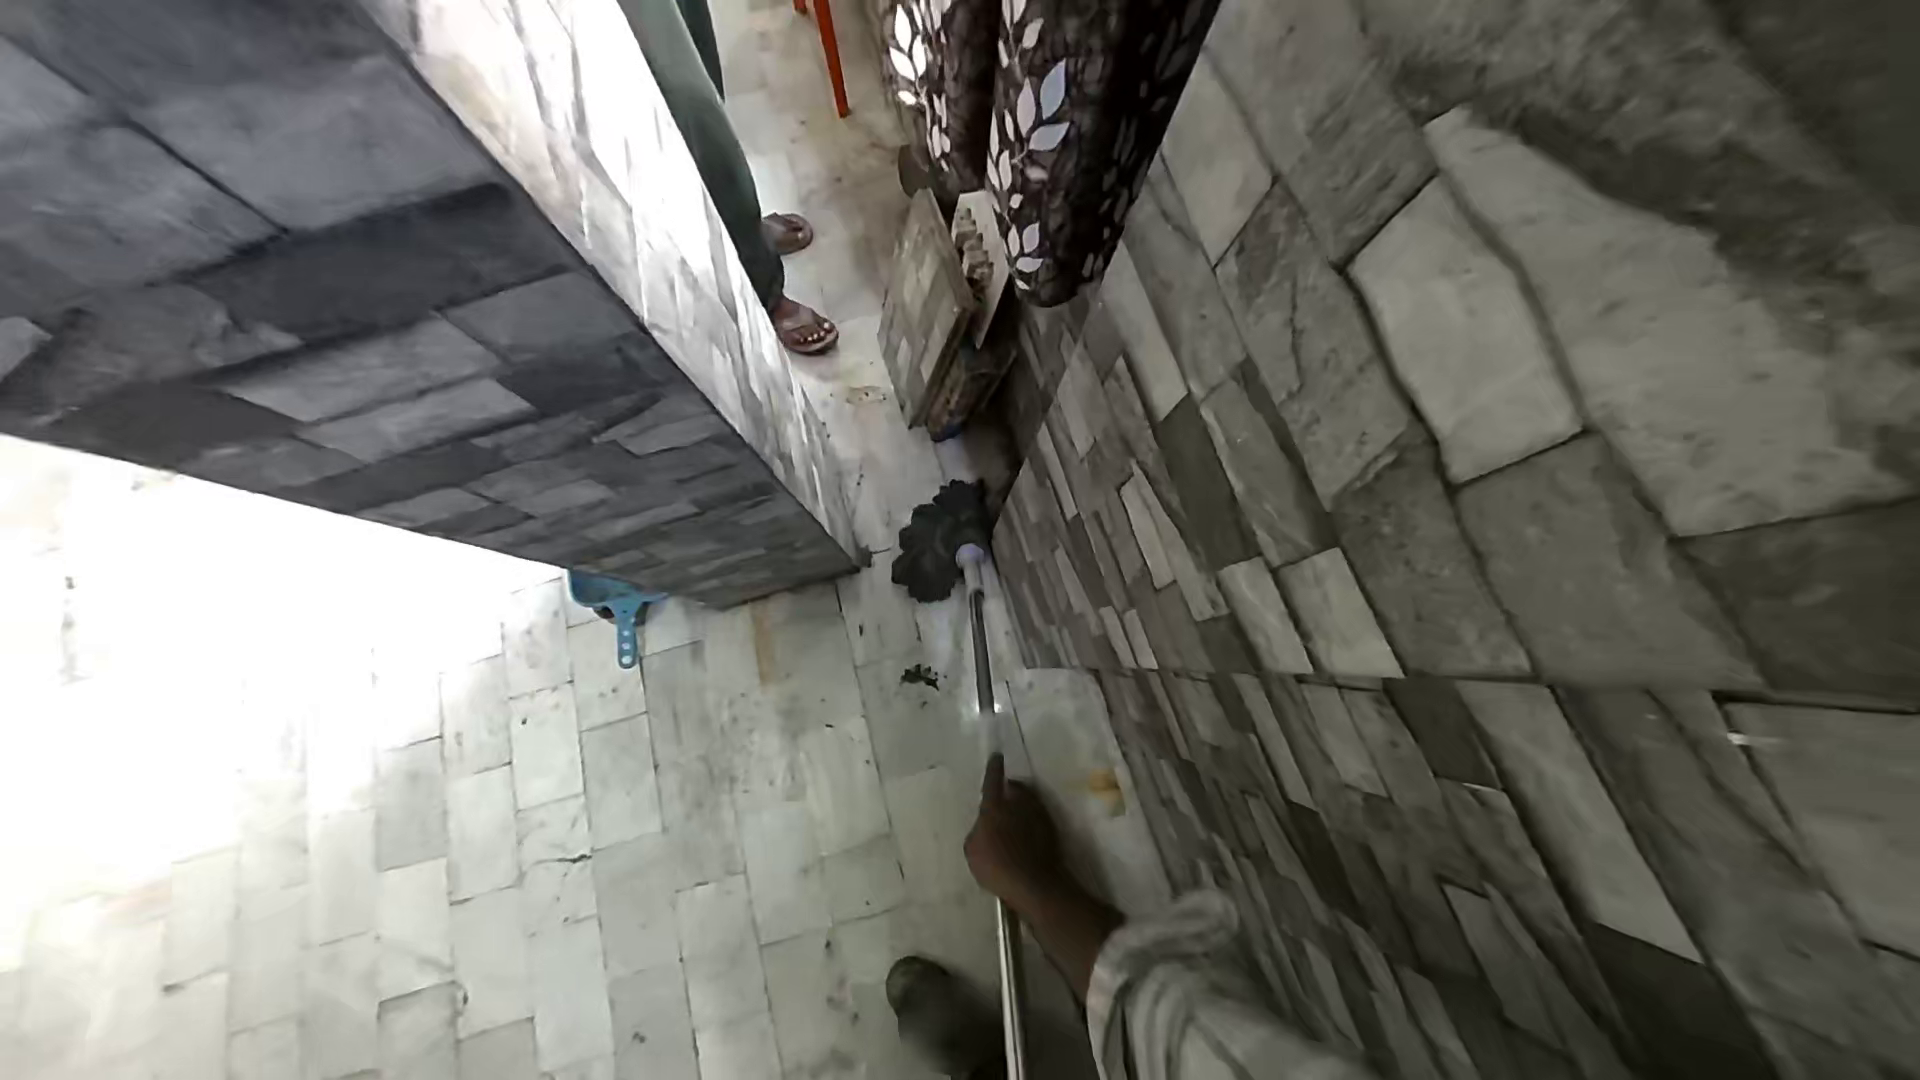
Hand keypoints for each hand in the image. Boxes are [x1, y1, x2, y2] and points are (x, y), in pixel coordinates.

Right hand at [965, 753, 1067, 911]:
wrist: (1034, 884)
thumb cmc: (997, 866)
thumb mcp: (972, 850)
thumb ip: (977, 830)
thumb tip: (984, 826)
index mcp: (995, 806)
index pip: (993, 780)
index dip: (993, 768)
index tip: (997, 756)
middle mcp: (1018, 803)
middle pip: (1014, 789)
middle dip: (1009, 791)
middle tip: (1003, 802)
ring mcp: (1037, 815)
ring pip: (1027, 802)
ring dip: (1021, 806)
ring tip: (1015, 823)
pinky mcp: (1051, 829)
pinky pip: (1037, 819)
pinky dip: (1031, 823)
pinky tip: (1026, 840)